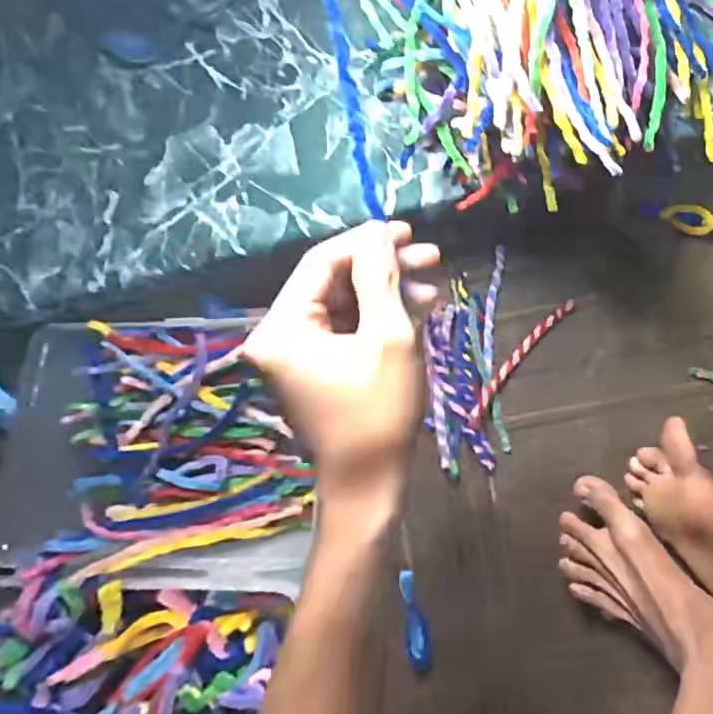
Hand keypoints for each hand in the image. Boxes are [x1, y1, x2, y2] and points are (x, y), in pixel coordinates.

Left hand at [238, 221, 441, 508]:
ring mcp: (298, 349)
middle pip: (335, 279)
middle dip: (383, 264)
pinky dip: (381, 313)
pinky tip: (419, 306)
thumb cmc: (378, 412)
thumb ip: (380, 279)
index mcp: (283, 327)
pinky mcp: (318, 362)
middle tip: (428, 253)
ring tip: (432, 281)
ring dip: (389, 287)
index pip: (321, 262)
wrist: (370, 483)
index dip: (365, 241)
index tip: (407, 230)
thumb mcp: (388, 338)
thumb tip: (378, 232)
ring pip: (347, 299)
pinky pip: (350, 323)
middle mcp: (280, 333)